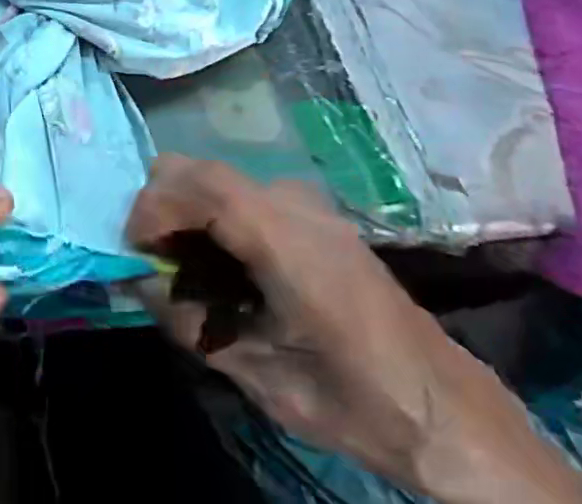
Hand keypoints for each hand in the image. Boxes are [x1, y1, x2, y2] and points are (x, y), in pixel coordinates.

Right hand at [127, 156, 581, 503]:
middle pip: (194, 168)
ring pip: (213, 176)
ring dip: (183, 207)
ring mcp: (306, 205)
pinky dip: (208, 212)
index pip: (196, 186)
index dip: (149, 209)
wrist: (448, 414)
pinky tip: (220, 261)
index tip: (134, 249)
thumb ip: (185, 320)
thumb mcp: (256, 372)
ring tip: (184, 262)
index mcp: (288, 242)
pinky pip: (237, 193)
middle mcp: (295, 206)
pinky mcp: (312, 215)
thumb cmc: (353, 399)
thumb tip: (136, 280)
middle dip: (158, 203)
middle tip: (154, 254)